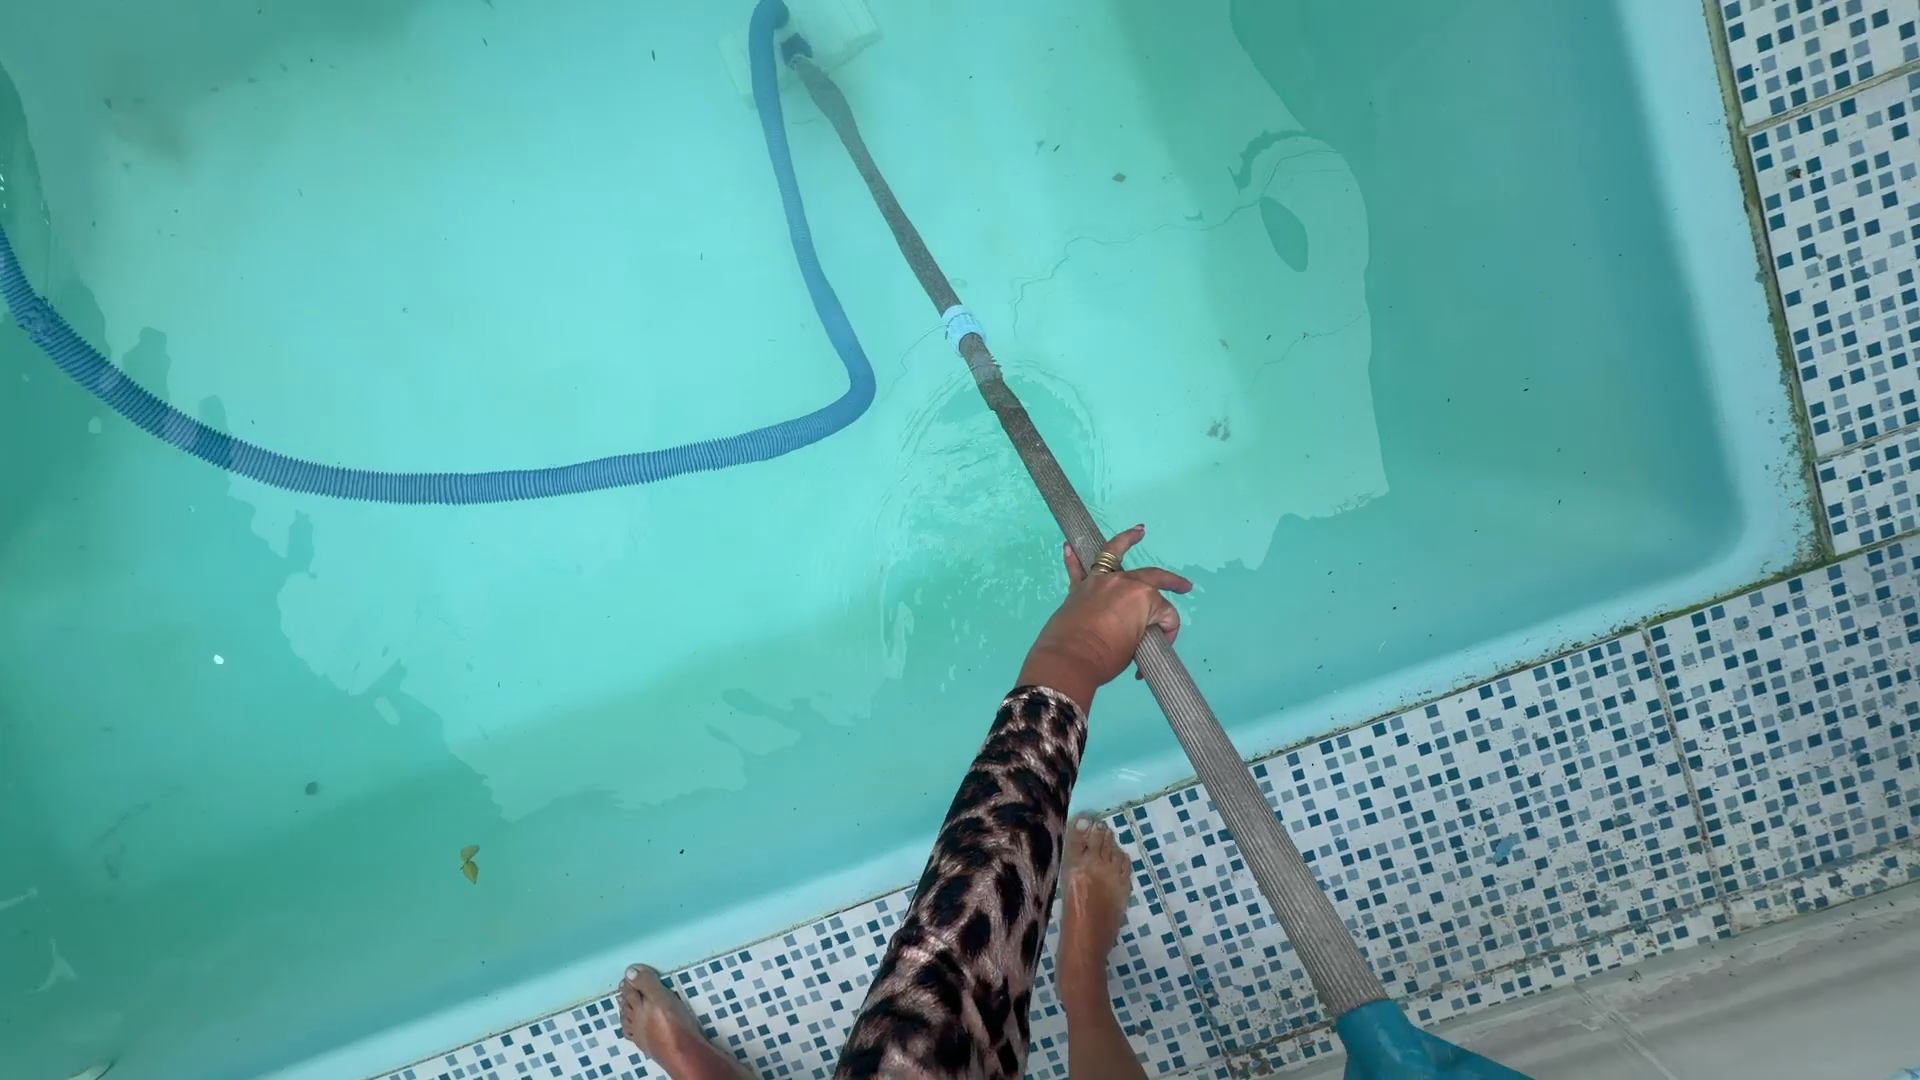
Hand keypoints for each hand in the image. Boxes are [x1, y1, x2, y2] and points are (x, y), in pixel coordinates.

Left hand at [1016, 525, 1192, 710]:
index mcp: (1143, 596)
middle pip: (1152, 577)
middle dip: (1171, 582)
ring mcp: (1099, 581)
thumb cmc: (1107, 658)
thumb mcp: (1138, 648)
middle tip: (1183, 586)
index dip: (1168, 633)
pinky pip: (1076, 567)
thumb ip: (1143, 632)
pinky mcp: (1078, 588)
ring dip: (1126, 540)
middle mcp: (1122, 581)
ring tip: (1138, 531)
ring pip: (1112, 553)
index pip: (1166, 613)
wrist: (1069, 661)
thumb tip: (1135, 631)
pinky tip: (1070, 546)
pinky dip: (1073, 557)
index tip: (1160, 648)